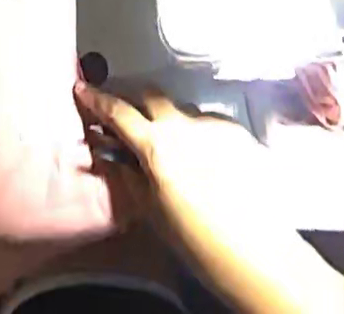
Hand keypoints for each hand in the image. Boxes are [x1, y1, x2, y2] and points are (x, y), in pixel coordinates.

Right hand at [74, 83, 290, 267]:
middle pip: (149, 95)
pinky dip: (195, 133)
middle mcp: (183, 125)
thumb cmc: (200, 243)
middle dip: (133, 99)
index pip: (118, 111)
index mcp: (157, 146)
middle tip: (124, 114)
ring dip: (167, 120)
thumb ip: (130, 175)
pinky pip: (206, 122)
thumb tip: (114, 154)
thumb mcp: (153, 212)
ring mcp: (212, 122)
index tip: (82, 89)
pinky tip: (202, 159)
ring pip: (179, 109)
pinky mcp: (235, 128)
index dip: (96, 99)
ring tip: (168, 147)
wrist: (260, 253)